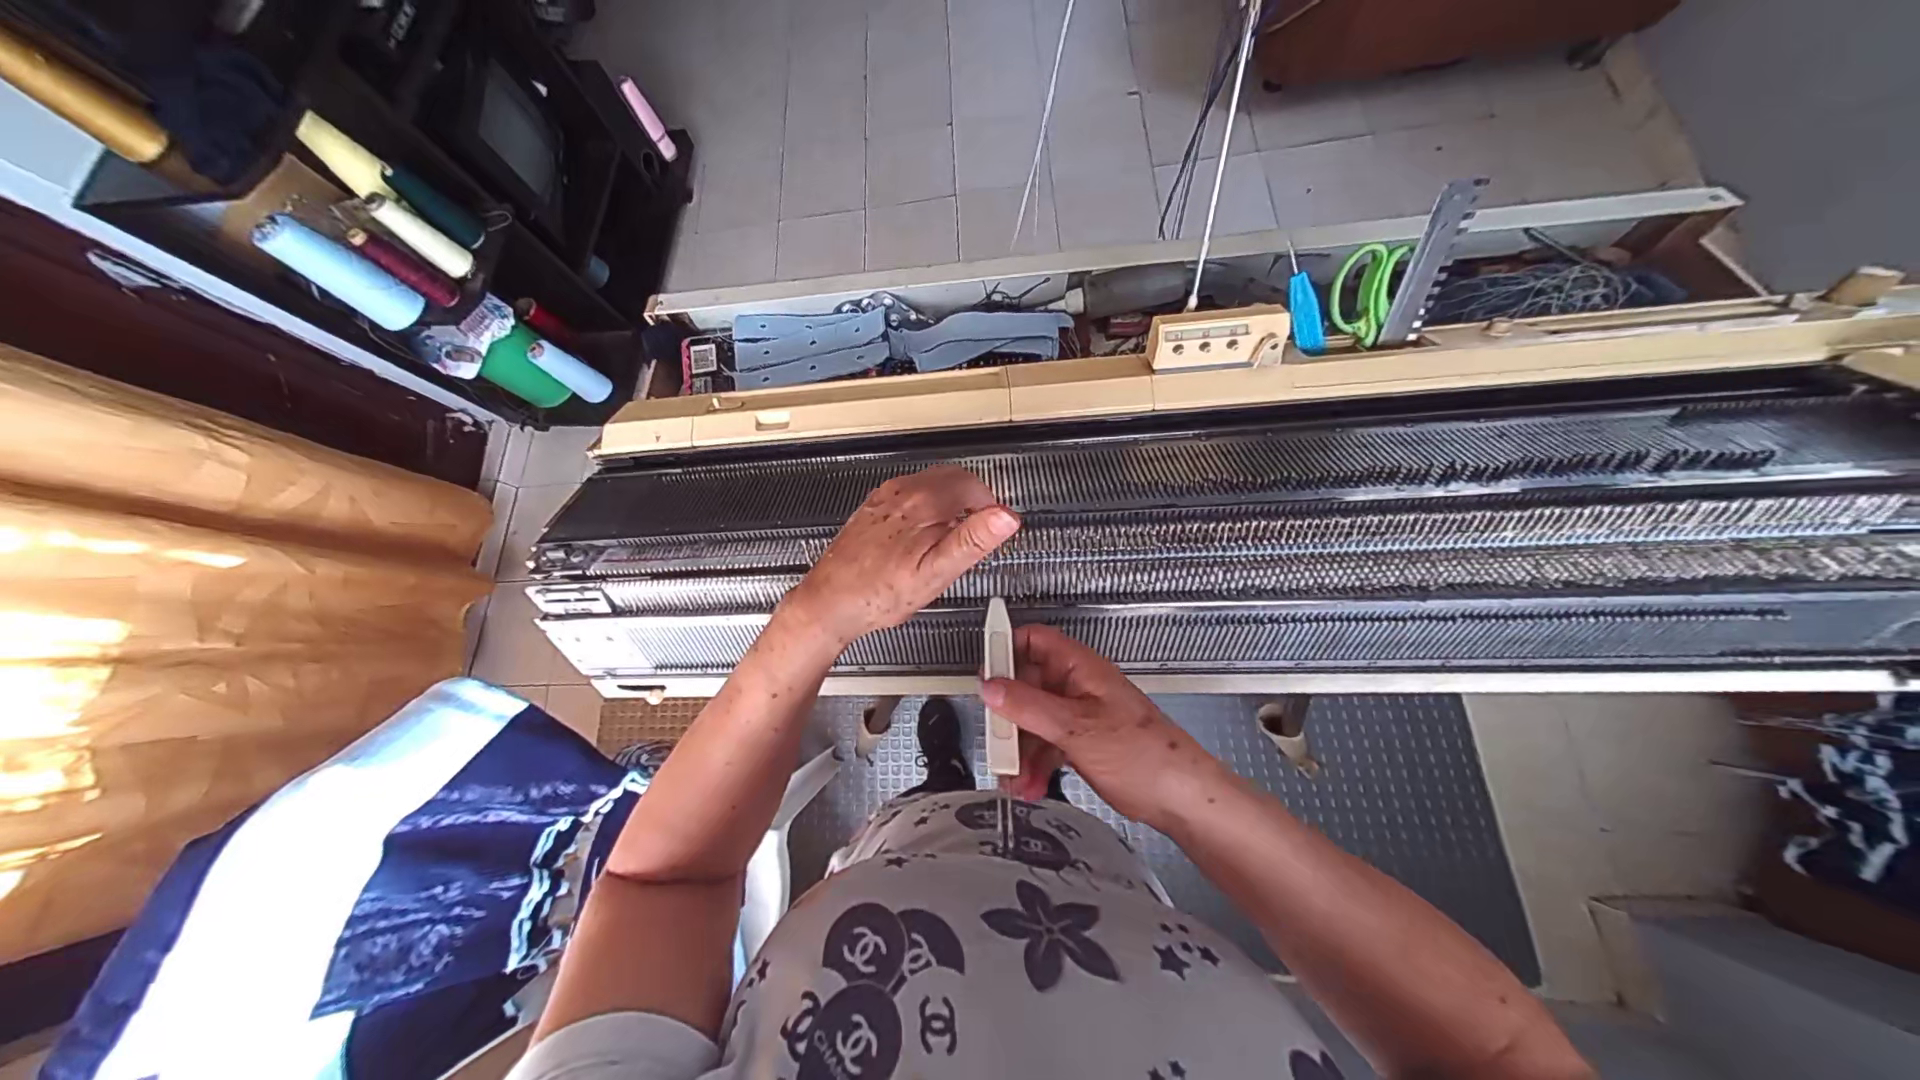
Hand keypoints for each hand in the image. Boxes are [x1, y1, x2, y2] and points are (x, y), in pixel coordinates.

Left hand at [781, 466, 1020, 647]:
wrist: (830, 602)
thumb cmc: (876, 594)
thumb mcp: (936, 573)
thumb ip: (973, 540)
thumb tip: (1004, 517)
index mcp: (923, 503)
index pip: (974, 486)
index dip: (991, 508)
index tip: (994, 528)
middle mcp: (901, 493)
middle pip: (953, 479)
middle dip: (972, 501)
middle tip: (979, 530)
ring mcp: (884, 499)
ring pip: (931, 485)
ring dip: (950, 502)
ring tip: (953, 536)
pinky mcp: (873, 509)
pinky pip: (909, 496)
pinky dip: (926, 509)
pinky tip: (922, 537)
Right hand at [982, 625, 1225, 827]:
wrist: (1180, 798)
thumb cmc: (1147, 754)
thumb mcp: (1077, 727)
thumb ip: (1028, 706)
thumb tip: (991, 686)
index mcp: (1079, 668)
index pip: (1033, 640)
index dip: (1005, 650)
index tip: (984, 674)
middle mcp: (1076, 687)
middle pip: (1025, 687)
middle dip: (1007, 718)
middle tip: (997, 741)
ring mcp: (1077, 716)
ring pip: (1031, 723)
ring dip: (1018, 751)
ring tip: (1014, 777)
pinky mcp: (1080, 743)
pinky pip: (1044, 747)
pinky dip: (1033, 767)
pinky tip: (1029, 787)